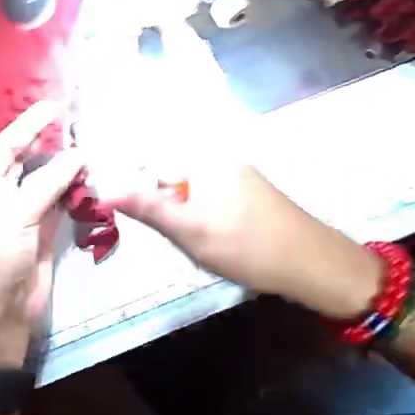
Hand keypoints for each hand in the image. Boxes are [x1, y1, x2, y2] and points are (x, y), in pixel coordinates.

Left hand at [0, 102, 83, 367]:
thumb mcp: (14, 216)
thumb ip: (46, 184)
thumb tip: (78, 154)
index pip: (4, 147)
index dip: (27, 126)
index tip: (53, 106)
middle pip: (25, 160)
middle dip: (47, 140)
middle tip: (76, 120)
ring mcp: (22, 215)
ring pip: (46, 181)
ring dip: (66, 165)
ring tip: (91, 143)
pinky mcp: (42, 233)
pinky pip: (60, 202)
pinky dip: (75, 189)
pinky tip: (91, 176)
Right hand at [101, 162, 381, 320]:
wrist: (311, 262)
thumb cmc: (245, 245)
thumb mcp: (188, 230)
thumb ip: (146, 207)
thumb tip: (103, 188)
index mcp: (204, 156)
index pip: (152, 152)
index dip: (133, 176)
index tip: (116, 195)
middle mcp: (221, 156)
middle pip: (171, 170)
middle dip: (161, 199)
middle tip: (163, 229)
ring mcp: (238, 174)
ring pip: (192, 188)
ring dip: (182, 212)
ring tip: (193, 240)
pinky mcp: (250, 192)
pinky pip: (212, 197)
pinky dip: (202, 217)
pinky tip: (213, 242)